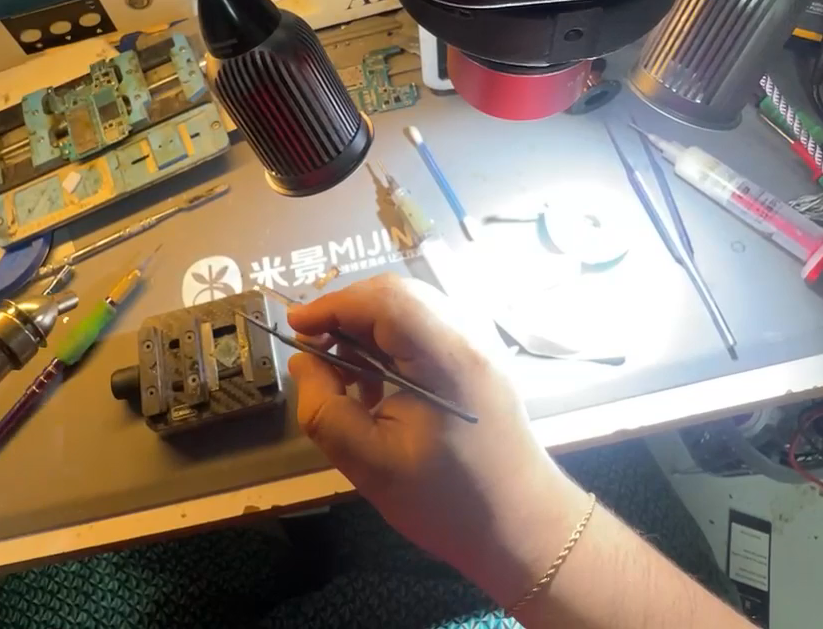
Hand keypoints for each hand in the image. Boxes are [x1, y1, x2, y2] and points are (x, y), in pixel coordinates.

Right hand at [286, 275, 591, 603]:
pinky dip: (389, 340)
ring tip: (340, 371)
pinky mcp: (477, 355)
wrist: (525, 530)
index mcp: (448, 358)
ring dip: (366, 327)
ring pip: (409, 306)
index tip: (296, 328)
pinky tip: (374, 383)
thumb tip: (304, 362)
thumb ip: (325, 409)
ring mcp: (478, 342)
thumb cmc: (449, 503)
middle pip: (397, 293)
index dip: (334, 305)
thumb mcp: (371, 466)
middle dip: (346, 312)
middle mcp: (468, 335)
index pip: (385, 300)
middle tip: (313, 348)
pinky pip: (424, 326)